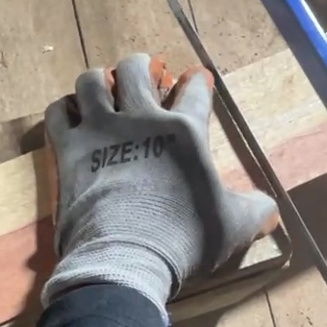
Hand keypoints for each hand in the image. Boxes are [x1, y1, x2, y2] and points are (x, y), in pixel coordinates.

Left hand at [42, 54, 278, 314]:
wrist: (126, 259)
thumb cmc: (184, 241)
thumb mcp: (232, 226)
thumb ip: (253, 209)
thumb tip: (269, 206)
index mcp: (184, 131)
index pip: (194, 90)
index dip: (196, 83)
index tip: (194, 83)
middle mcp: (141, 118)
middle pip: (136, 68)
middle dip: (141, 67)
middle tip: (142, 79)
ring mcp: (100, 130)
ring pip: (91, 81)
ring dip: (98, 83)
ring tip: (102, 93)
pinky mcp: (68, 149)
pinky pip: (57, 112)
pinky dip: (64, 110)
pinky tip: (71, 117)